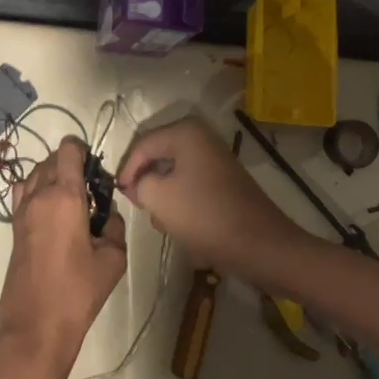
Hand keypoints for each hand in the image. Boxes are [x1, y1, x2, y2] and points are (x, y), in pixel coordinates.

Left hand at [0, 138, 127, 360]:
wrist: (36, 324)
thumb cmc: (78, 291)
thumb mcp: (113, 259)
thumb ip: (114, 227)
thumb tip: (107, 216)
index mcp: (64, 195)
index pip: (67, 150)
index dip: (82, 150)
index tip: (96, 167)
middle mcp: (38, 195)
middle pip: (51, 160)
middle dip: (70, 165)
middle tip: (91, 189)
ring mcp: (21, 210)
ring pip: (35, 174)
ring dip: (52, 176)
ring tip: (72, 201)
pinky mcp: (14, 227)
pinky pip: (24, 193)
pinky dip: (38, 191)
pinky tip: (54, 214)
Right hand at [117, 116, 311, 271]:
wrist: (260, 245)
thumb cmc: (205, 216)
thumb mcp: (158, 197)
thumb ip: (138, 182)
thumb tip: (139, 182)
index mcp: (186, 132)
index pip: (141, 145)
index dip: (126, 170)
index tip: (118, 195)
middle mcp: (201, 139)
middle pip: (158, 157)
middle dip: (147, 183)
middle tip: (139, 207)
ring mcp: (214, 161)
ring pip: (173, 175)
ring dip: (164, 198)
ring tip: (165, 221)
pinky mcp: (223, 183)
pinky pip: (190, 187)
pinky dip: (182, 204)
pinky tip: (182, 226)